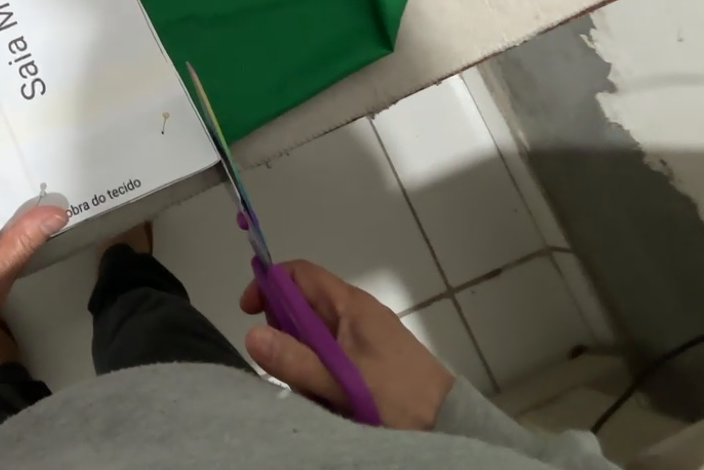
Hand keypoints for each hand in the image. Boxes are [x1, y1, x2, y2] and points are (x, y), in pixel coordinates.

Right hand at [240, 260, 453, 429]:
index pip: (298, 273)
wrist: (455, 430)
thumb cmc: (400, 399)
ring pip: (315, 332)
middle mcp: (356, 311)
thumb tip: (250, 335)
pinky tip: (328, 395)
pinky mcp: (372, 358)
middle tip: (284, 362)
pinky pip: (331, 351)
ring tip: (313, 388)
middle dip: (284, 329)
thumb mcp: (343, 382)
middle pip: (302, 303)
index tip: (249, 311)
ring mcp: (366, 335)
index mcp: (350, 304)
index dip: (268, 283)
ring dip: (304, 355)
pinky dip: (321, 368)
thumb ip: (296, 360)